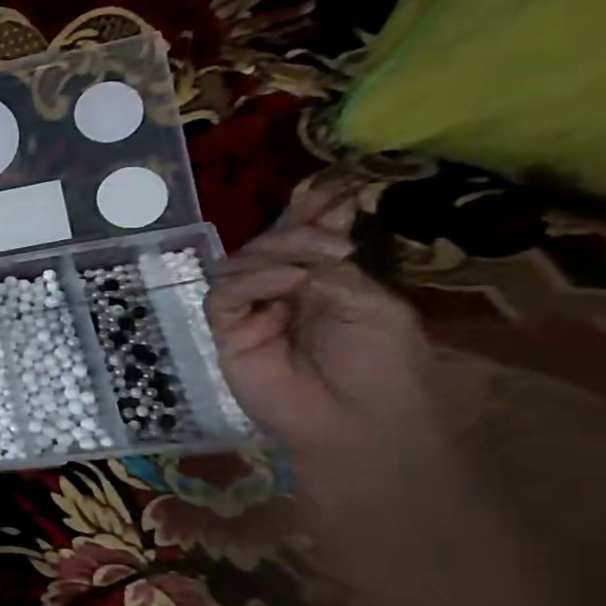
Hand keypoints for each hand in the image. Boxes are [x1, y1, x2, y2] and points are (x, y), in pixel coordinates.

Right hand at [206, 176, 436, 457]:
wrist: (358, 420)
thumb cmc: (381, 365)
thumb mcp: (372, 305)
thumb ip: (329, 271)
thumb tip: (299, 241)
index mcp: (322, 279)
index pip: (303, 236)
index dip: (309, 209)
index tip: (329, 185)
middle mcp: (281, 290)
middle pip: (267, 242)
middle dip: (296, 228)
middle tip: (332, 235)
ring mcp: (250, 312)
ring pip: (240, 263)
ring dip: (276, 252)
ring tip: (315, 263)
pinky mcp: (227, 334)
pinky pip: (223, 297)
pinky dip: (251, 282)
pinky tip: (286, 284)